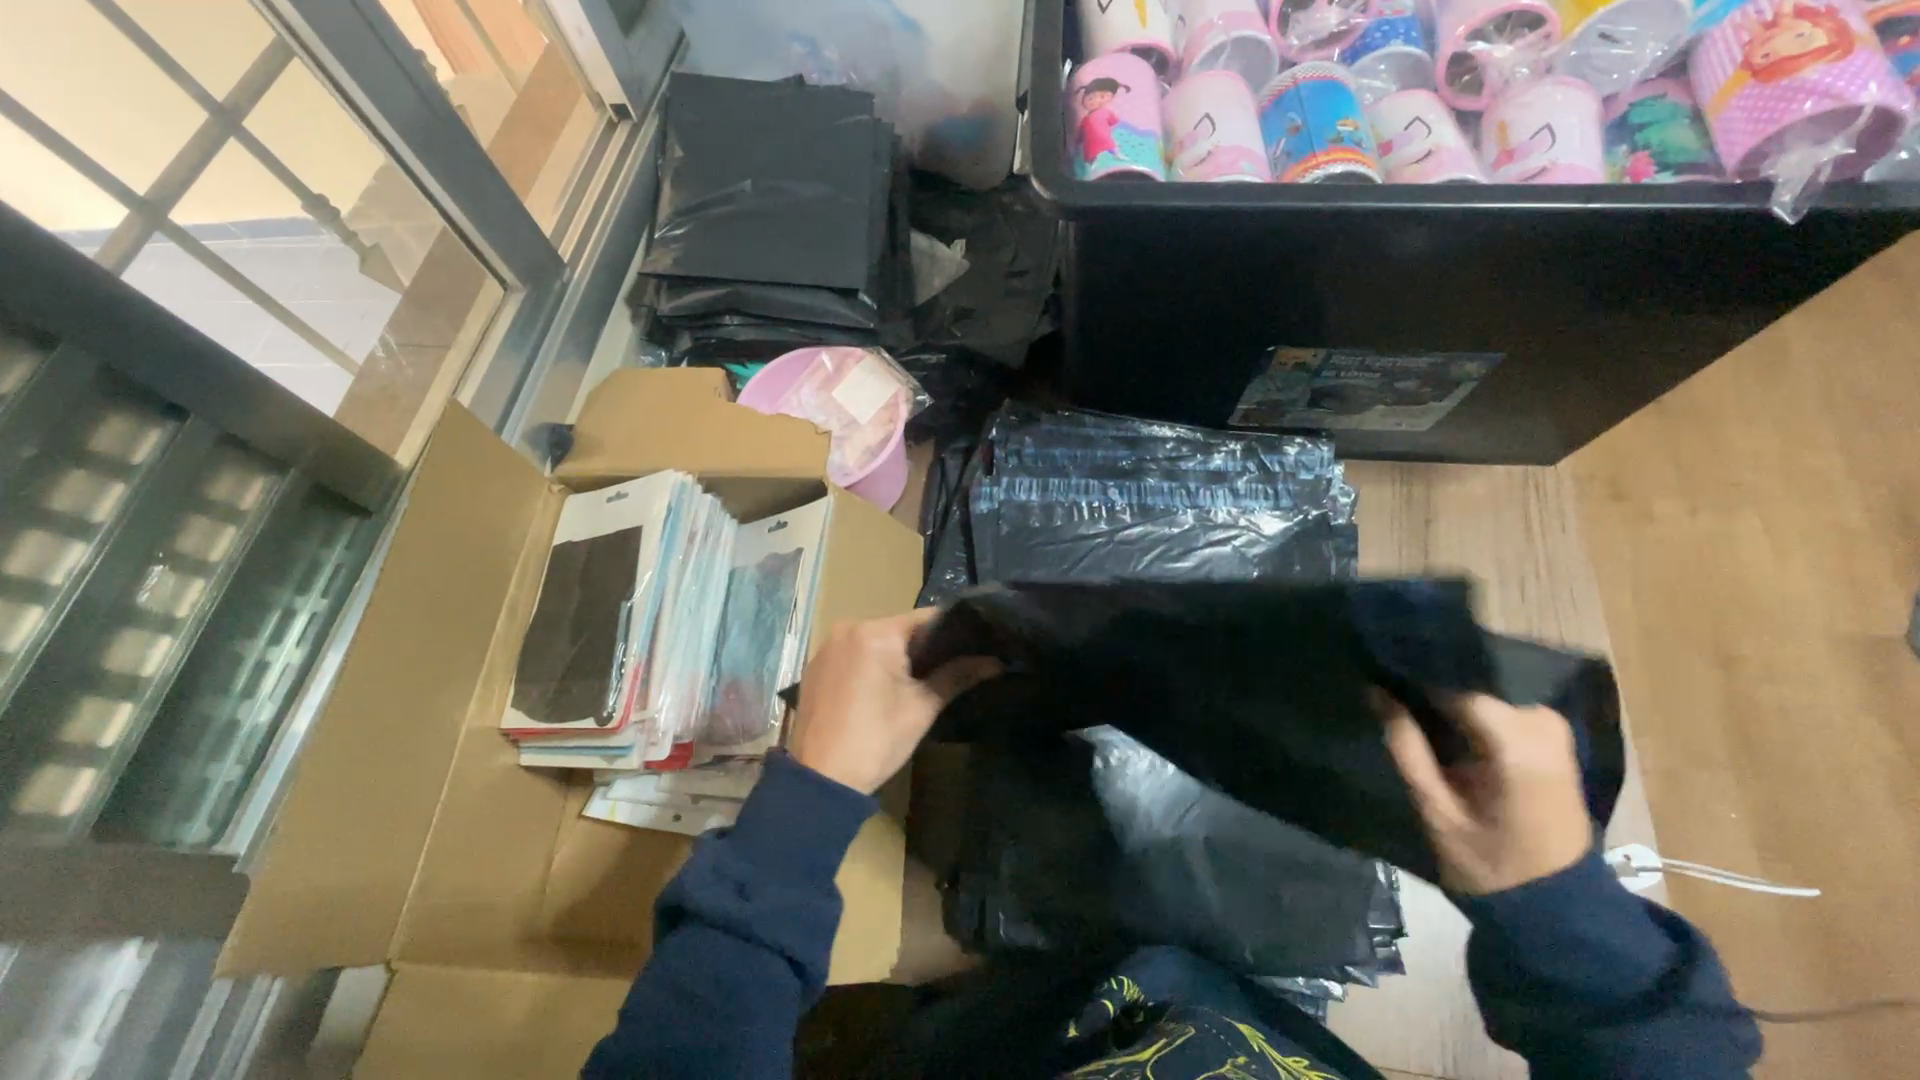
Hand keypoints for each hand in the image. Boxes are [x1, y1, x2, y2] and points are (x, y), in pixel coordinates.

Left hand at [789, 610, 1000, 794]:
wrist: (820, 779)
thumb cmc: (876, 739)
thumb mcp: (922, 707)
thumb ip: (957, 676)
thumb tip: (996, 663)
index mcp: (876, 632)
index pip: (927, 619)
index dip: (954, 633)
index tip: (975, 647)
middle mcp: (848, 628)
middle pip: (900, 629)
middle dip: (925, 648)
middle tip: (953, 668)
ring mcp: (828, 646)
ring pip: (876, 642)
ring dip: (898, 658)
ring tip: (922, 680)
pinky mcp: (816, 666)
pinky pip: (854, 655)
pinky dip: (872, 665)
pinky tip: (884, 689)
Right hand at [1379, 691, 1593, 895]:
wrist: (1555, 902)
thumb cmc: (1490, 863)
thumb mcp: (1436, 810)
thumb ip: (1406, 747)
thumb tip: (1377, 691)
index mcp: (1518, 744)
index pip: (1456, 684)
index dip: (1414, 673)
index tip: (1376, 668)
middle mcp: (1543, 722)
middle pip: (1474, 679)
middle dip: (1430, 678)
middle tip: (1386, 682)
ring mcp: (1552, 726)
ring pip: (1485, 687)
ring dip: (1448, 690)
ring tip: (1405, 694)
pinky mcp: (1550, 735)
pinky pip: (1500, 702)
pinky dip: (1468, 704)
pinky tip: (1437, 713)